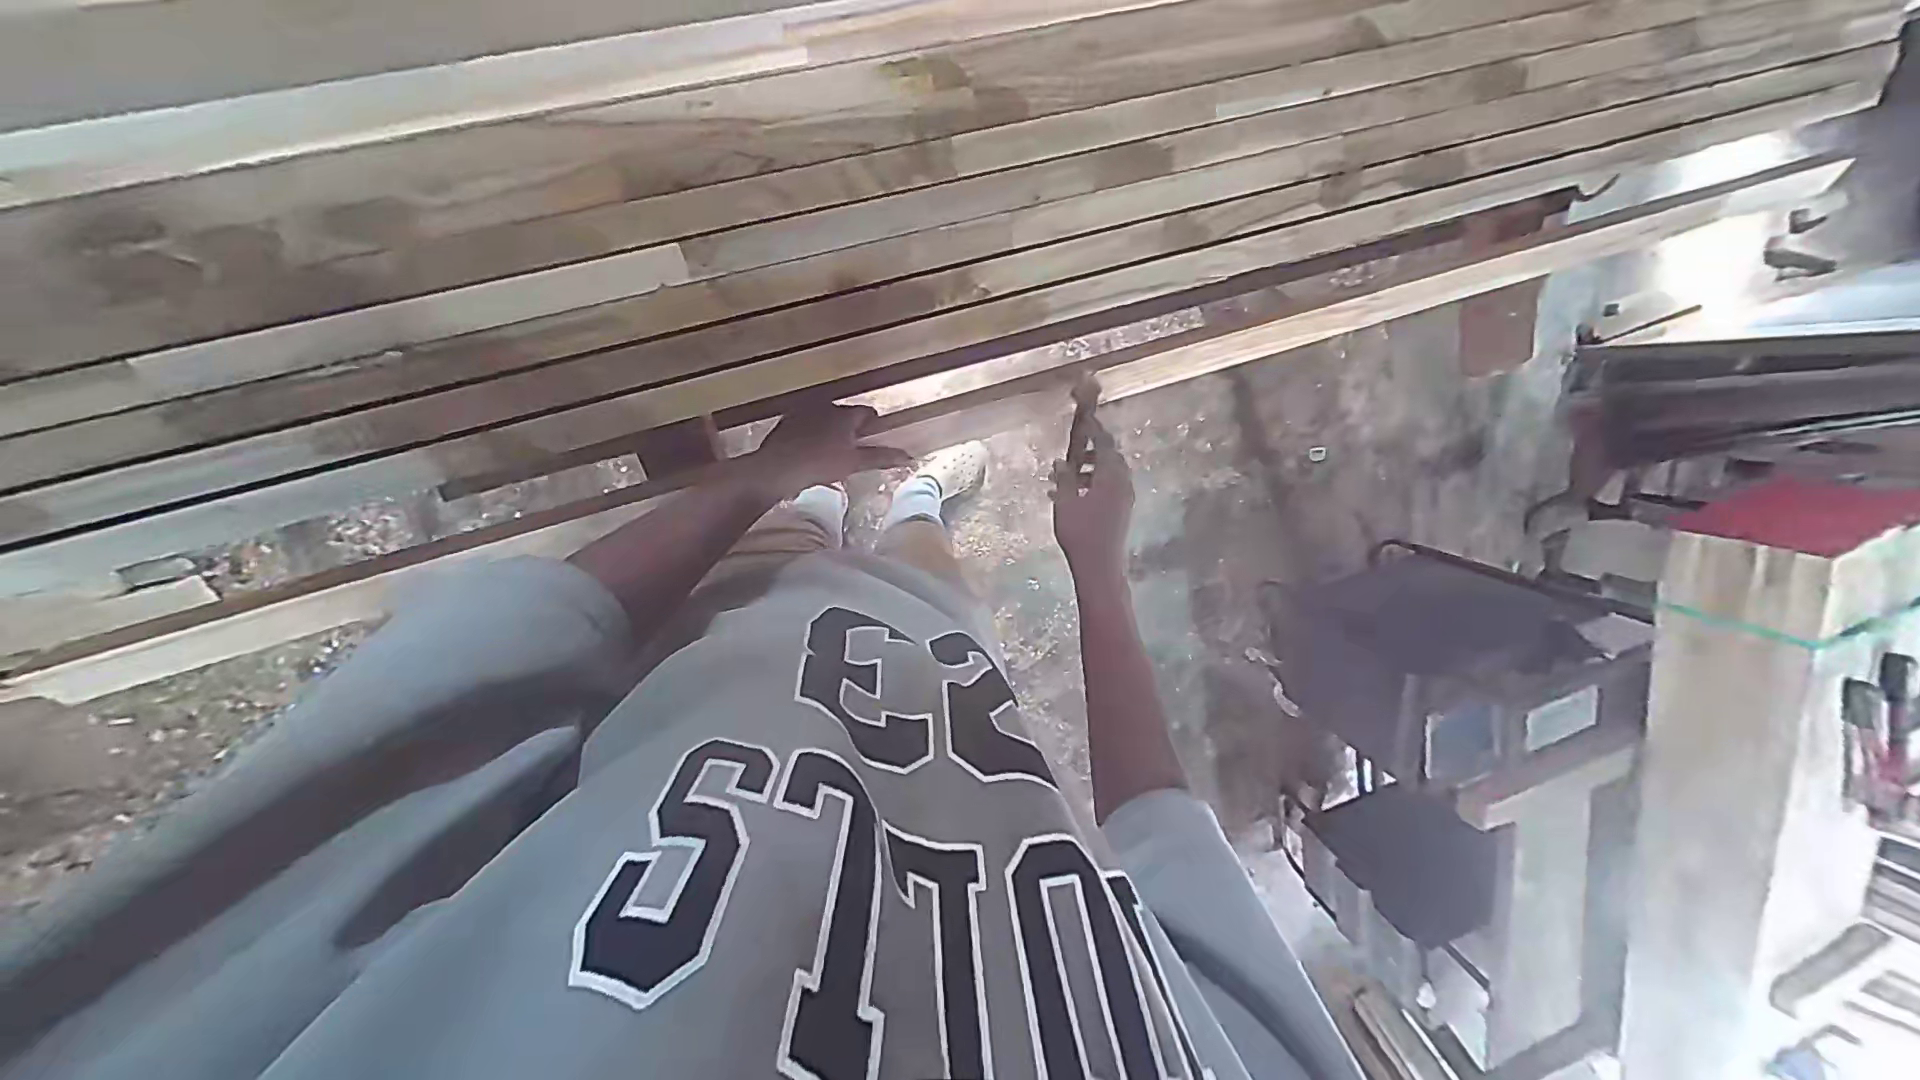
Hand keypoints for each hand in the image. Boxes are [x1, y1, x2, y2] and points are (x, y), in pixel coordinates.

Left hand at [735, 403, 913, 500]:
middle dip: (849, 426)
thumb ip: (881, 458)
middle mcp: (826, 406)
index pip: (866, 413)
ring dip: (828, 428)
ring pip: (824, 417)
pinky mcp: (785, 421)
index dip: (872, 423)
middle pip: (845, 413)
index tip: (873, 434)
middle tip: (851, 446)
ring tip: (829, 450)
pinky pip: (804, 424)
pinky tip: (807, 450)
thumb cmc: (821, 464)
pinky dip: (809, 433)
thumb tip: (908, 457)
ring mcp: (803, 411)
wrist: (779, 467)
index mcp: (846, 414)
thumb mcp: (854, 463)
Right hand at [1052, 410, 1133, 581]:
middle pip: (1109, 458)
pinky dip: (1092, 484)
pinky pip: (1108, 488)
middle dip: (1089, 452)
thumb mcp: (1065, 503)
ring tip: (1063, 478)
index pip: (1105, 444)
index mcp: (1110, 477)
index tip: (1084, 420)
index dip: (1094, 430)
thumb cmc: (1080, 533)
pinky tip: (1071, 496)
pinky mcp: (1121, 510)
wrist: (1100, 566)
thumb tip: (1061, 461)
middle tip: (1070, 454)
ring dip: (1088, 471)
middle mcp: (1122, 484)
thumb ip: (1064, 479)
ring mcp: (1124, 498)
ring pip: (1108, 474)